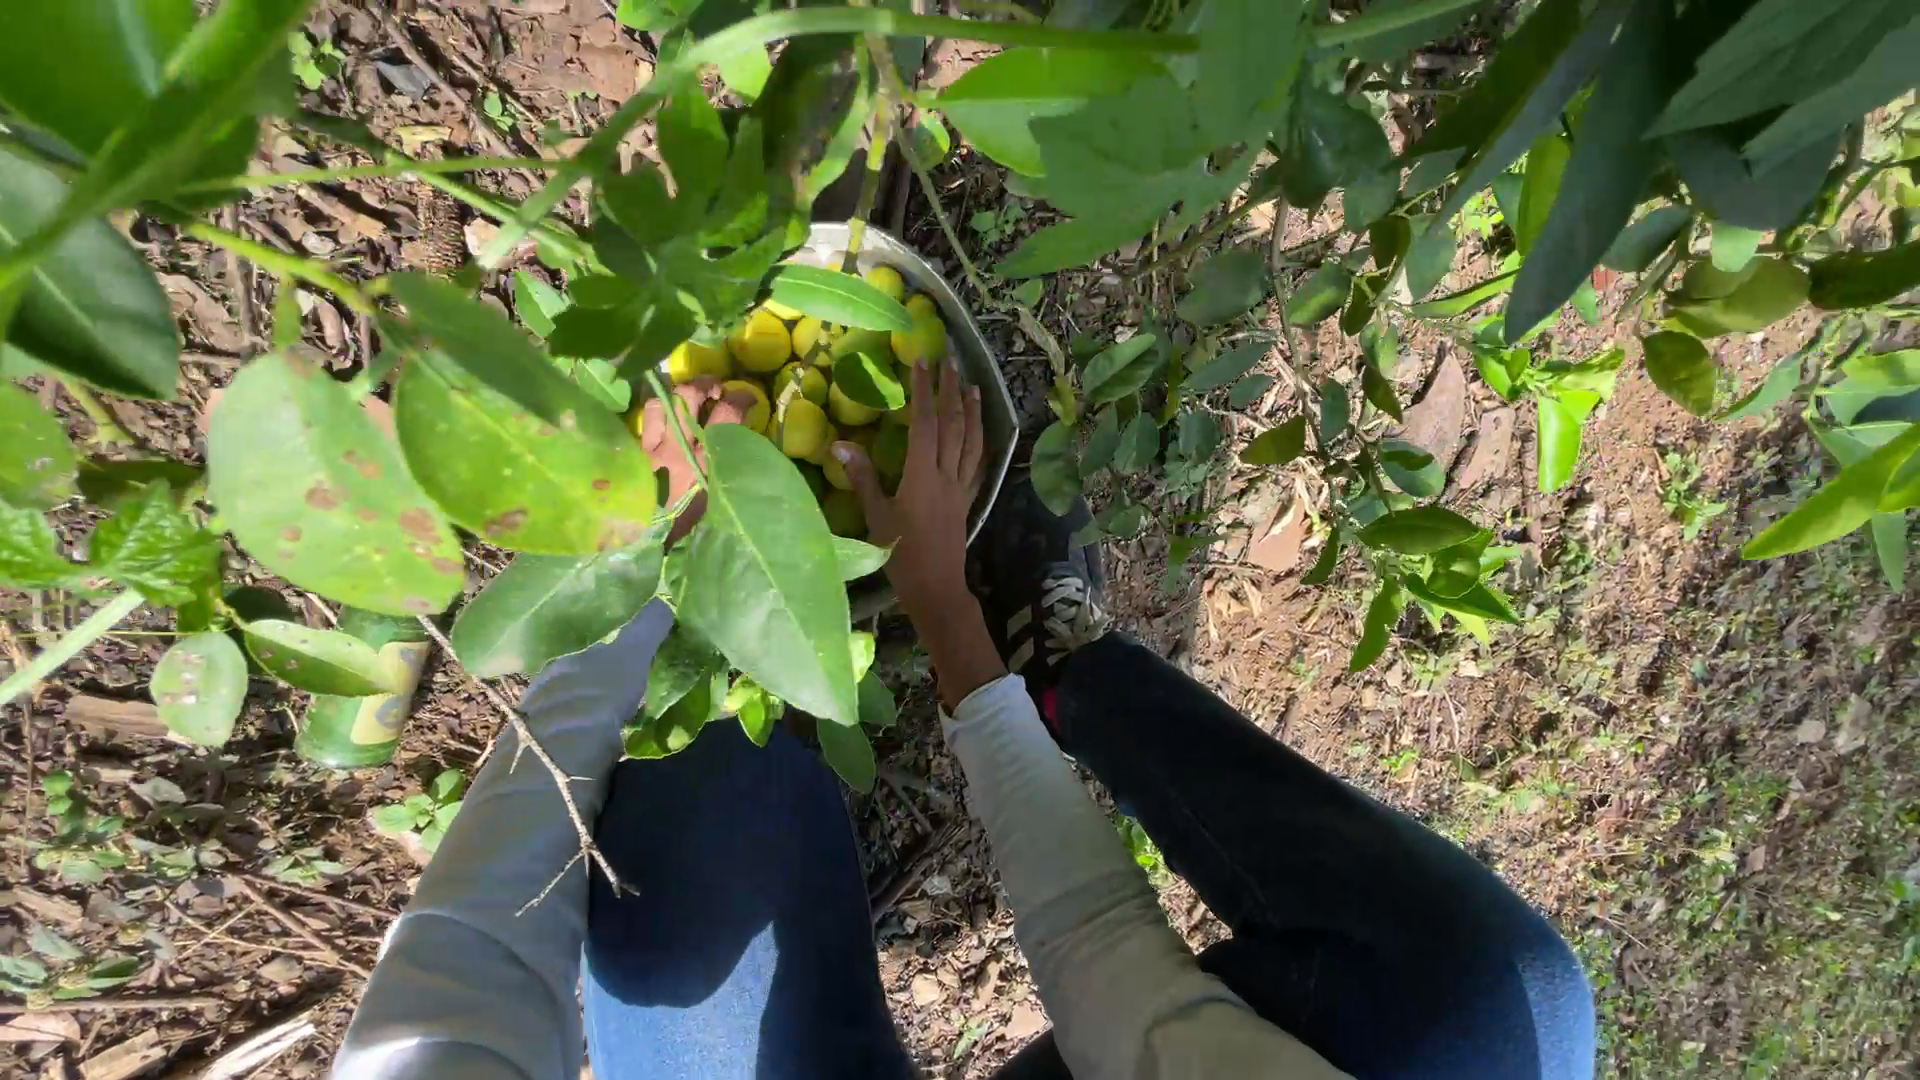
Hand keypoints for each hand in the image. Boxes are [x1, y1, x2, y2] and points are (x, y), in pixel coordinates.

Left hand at [638, 377, 756, 544]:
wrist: (641, 552)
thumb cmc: (689, 534)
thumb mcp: (722, 505)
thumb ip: (734, 477)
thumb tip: (748, 454)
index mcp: (705, 462)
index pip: (727, 414)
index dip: (741, 398)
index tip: (750, 398)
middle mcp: (675, 448)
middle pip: (686, 397)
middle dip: (704, 384)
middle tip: (716, 388)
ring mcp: (649, 450)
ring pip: (658, 405)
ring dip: (674, 398)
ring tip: (686, 403)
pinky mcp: (632, 458)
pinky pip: (643, 427)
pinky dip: (656, 420)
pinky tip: (664, 428)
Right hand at [835, 358, 983, 618]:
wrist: (936, 588)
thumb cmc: (901, 555)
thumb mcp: (876, 516)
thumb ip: (862, 478)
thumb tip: (839, 445)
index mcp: (922, 475)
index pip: (925, 422)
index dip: (924, 390)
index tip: (922, 361)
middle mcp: (947, 475)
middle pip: (953, 424)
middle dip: (951, 390)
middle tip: (950, 361)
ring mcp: (961, 487)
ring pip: (972, 441)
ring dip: (973, 411)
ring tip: (973, 386)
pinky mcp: (968, 500)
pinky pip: (978, 464)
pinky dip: (981, 442)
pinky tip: (982, 433)